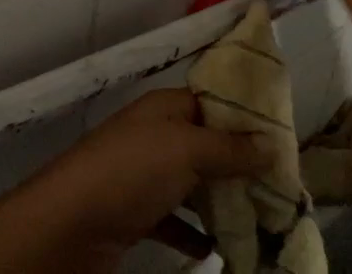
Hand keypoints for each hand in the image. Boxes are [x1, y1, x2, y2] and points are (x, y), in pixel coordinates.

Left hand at [0, 89, 271, 273]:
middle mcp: (154, 137)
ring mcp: (143, 177)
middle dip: (242, 164)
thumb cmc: (129, 172)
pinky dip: (197, 234)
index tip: (284, 137)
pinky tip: (220, 250)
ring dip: (224, 202)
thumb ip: (229, 148)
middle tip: (283, 186)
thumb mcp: (185, 151)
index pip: (212, 102)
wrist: (67, 225)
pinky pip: (175, 222)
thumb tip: (271, 143)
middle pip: (206, 145)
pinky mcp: (135, 216)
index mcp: (164, 109)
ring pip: (194, 185)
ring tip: (263, 219)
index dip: (245, 116)